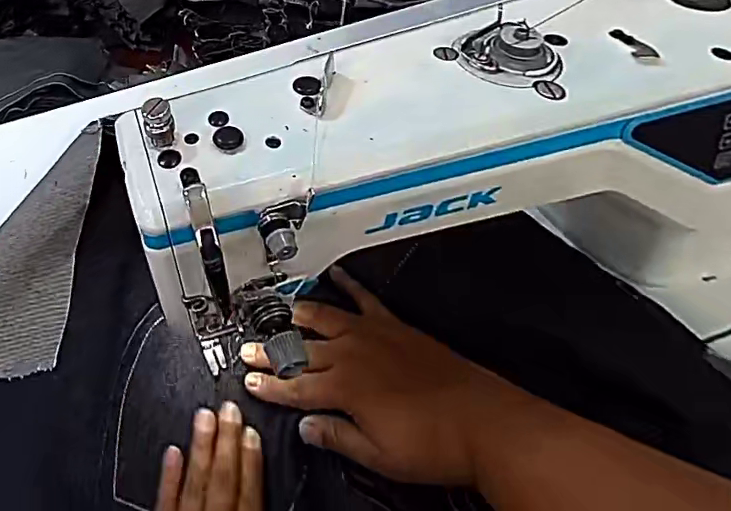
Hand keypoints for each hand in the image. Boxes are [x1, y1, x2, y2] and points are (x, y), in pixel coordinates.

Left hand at [156, 400, 263, 510]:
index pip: (250, 496)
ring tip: (204, 416)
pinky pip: (166, 502)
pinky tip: (173, 450)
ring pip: (195, 484)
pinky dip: (170, 476)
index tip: (251, 432)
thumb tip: (267, 486)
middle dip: (227, 443)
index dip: (252, 463)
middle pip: (223, 481)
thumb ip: (256, 507)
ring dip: (201, 448)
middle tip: (229, 409)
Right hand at [240, 267, 545, 488]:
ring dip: (300, 315)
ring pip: (325, 317)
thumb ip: (337, 437)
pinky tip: (337, 274)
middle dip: (273, 350)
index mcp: (344, 388)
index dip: (270, 384)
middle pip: (302, 349)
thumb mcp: (379, 455)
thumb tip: (307, 427)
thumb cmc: (433, 443)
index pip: (296, 386)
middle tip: (253, 346)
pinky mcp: (392, 325)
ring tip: (283, 311)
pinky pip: (363, 298)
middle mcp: (352, 354)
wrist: (479, 420)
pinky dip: (348, 284)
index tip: (251, 379)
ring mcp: (371, 334)